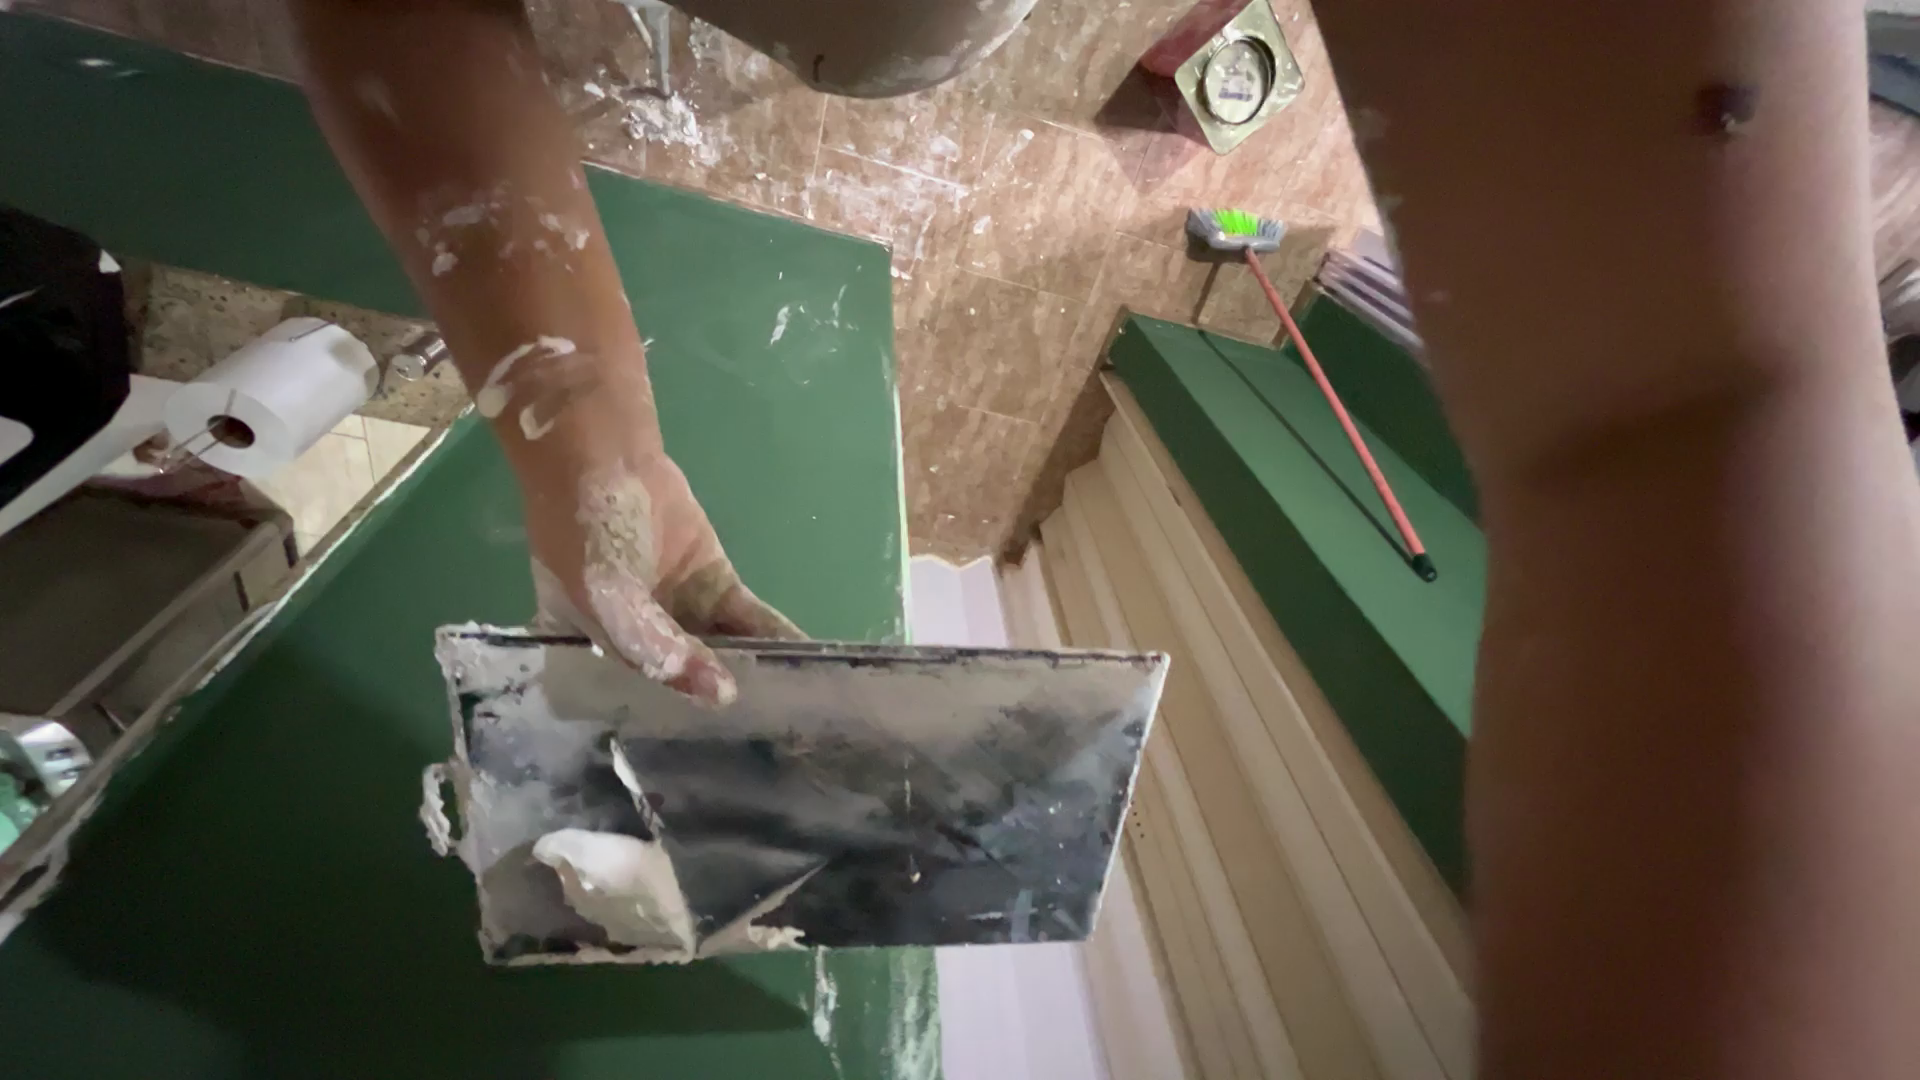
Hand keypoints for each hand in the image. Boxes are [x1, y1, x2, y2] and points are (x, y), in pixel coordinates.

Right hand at [518, 385, 801, 707]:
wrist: (606, 460)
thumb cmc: (587, 535)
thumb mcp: (608, 601)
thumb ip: (659, 651)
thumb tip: (721, 694)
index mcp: (602, 656)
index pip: (647, 701)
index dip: (682, 724)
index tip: (727, 748)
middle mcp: (646, 640)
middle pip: (693, 679)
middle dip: (731, 701)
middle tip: (777, 734)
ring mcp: (684, 610)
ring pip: (727, 649)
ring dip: (758, 669)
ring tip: (798, 699)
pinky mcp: (715, 583)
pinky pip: (746, 617)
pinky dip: (771, 635)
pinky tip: (800, 656)